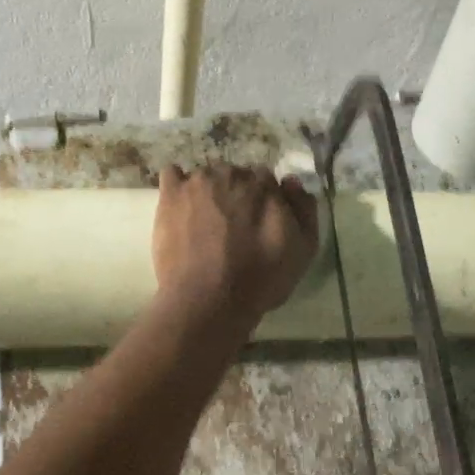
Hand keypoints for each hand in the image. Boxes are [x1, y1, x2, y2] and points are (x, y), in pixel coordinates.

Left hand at [153, 164, 318, 319]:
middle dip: (234, 194)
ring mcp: (198, 181)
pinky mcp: (170, 193)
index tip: (256, 224)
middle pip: (234, 176)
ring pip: (206, 177)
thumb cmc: (260, 280)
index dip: (262, 202)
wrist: (208, 300)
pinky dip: (176, 187)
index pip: (265, 180)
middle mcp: (232, 174)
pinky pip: (172, 174)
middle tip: (231, 227)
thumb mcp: (303, 251)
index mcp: (265, 184)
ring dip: (207, 192)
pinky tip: (179, 207)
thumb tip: (290, 181)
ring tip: (203, 223)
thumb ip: (303, 210)